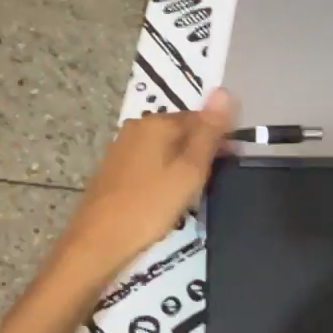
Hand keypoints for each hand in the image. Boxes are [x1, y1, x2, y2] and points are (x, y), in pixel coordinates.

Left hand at [52, 90, 235, 282]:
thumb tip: (225, 90)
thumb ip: (209, 132)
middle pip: (181, 131)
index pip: (200, 117)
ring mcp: (121, 147)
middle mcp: (136, 127)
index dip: (220, 137)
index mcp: (156, 123)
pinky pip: (149, 162)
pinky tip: (167, 195)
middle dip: (200, 150)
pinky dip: (163, 173)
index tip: (233, 161)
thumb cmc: (150, 206)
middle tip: (214, 180)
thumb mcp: (189, 171)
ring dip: (182, 163)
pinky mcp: (114, 168)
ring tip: (193, 191)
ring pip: (165, 147)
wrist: (98, 242)